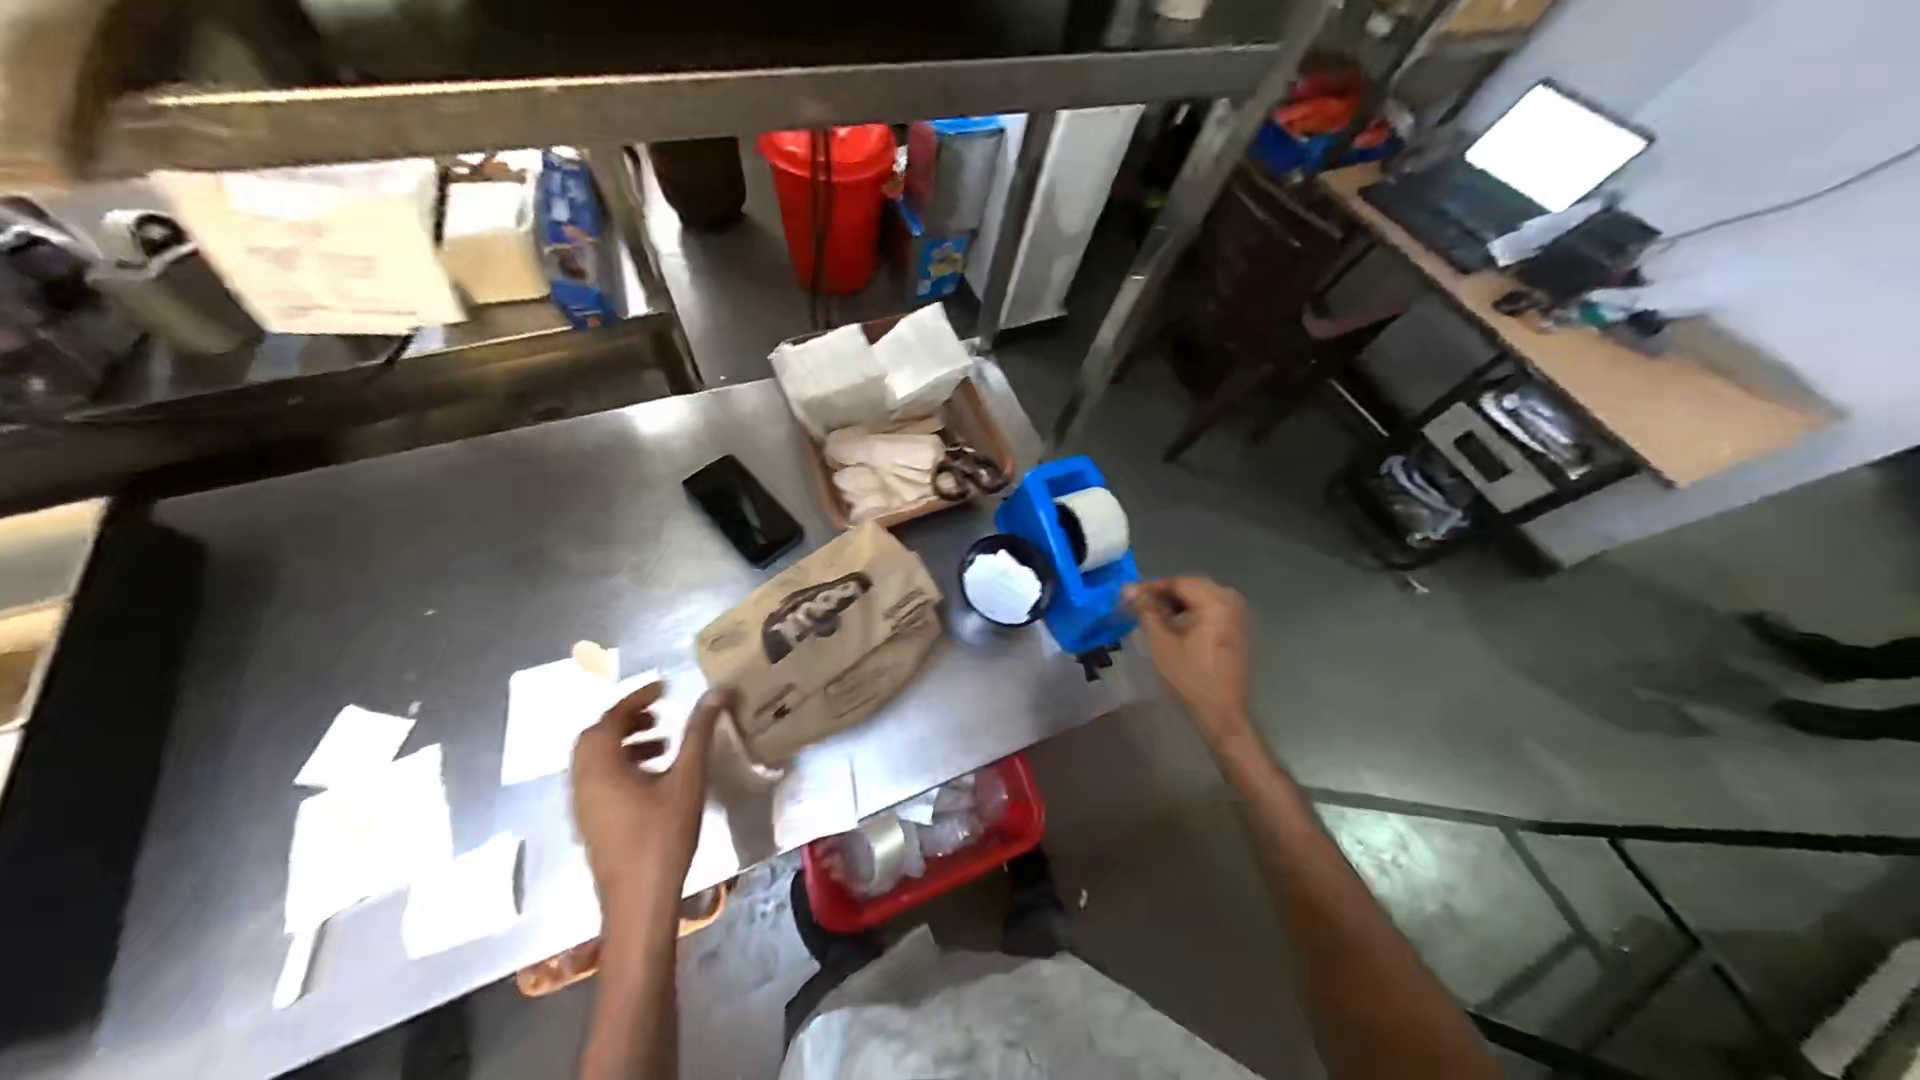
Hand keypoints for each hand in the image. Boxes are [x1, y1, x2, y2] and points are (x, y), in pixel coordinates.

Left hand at [571, 681, 734, 930]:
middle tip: (659, 715)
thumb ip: (699, 733)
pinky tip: (654, 778)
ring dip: (624, 743)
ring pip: (595, 760)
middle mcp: (582, 782)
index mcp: (600, 766)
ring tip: (662, 744)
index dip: (636, 698)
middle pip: (595, 736)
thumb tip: (717, 692)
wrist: (638, 901)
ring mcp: (582, 806)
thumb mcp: (687, 778)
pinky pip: (598, 780)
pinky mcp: (590, 823)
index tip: (663, 687)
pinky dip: (621, 765)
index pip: (611, 717)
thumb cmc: (662, 835)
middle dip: (626, 720)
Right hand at [1125, 577, 1254, 749]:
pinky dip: (1191, 611)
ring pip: (1200, 597)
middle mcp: (1230, 600)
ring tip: (1152, 614)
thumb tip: (1127, 589)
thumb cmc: (1189, 676)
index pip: (1177, 582)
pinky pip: (1211, 608)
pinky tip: (1174, 624)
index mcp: (1214, 601)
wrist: (1221, 710)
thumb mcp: (1161, 642)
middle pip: (1190, 586)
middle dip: (1163, 594)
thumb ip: (1145, 611)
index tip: (1128, 595)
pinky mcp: (1237, 627)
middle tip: (1138, 604)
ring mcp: (1237, 614)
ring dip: (1176, 602)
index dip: (1150, 587)